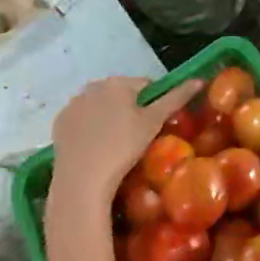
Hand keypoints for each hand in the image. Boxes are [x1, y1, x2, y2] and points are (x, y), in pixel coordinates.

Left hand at [48, 77, 201, 210]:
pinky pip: (82, 119)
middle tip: (135, 137)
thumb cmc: (123, 147)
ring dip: (108, 117)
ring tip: (114, 145)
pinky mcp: (60, 122)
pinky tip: (94, 147)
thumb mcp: (154, 122)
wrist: (82, 180)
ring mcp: (73, 104)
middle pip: (120, 94)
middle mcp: (93, 86)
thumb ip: (176, 98)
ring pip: (100, 106)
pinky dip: (89, 128)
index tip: (152, 126)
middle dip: (128, 109)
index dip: (152, 105)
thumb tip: (199, 80)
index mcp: (118, 82)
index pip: (145, 86)